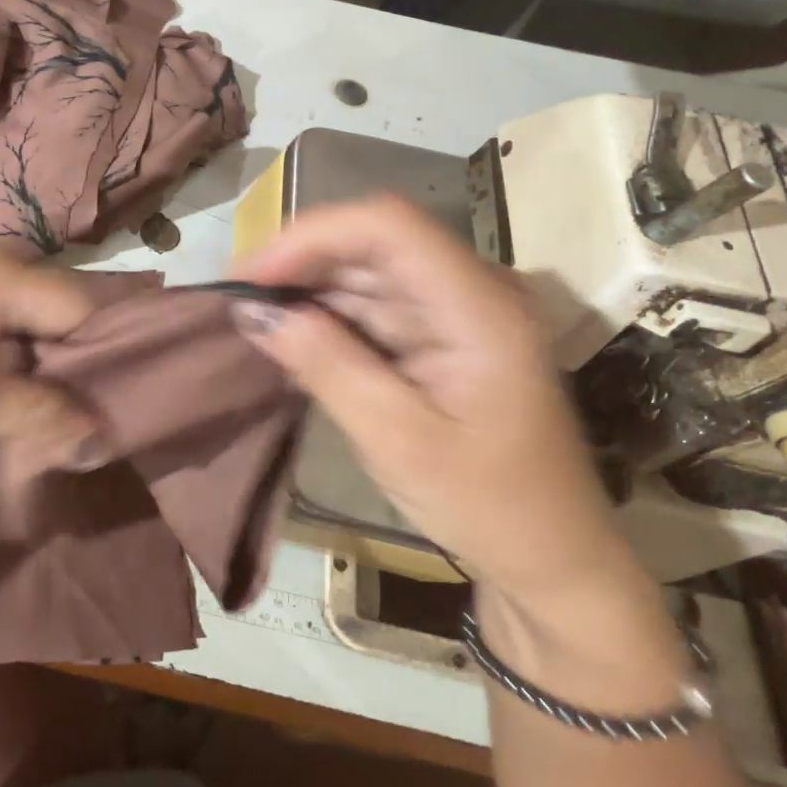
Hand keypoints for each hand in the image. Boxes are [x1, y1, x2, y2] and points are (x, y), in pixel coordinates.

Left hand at [0, 244, 100, 463]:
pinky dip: (32, 369)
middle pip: (71, 312)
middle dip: (92, 363)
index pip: (89, 304)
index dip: (118, 350)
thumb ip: (39, 413)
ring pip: (45, 328)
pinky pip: (16, 336)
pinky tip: (43, 403)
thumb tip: (101, 439)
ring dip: (62, 372)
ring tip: (86, 416)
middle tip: (115, 414)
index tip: (139, 398)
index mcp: (3, 270)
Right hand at [231, 195, 640, 599]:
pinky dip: (327, 319)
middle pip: (374, 243)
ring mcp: (457, 315)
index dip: (311, 237)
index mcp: (477, 307)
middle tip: (234, 300)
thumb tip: (251, 310)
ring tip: (251, 321)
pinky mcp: (442, 339)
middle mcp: (471, 293)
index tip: (250, 277)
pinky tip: (289, 343)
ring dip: (307, 291)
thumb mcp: (395, 437)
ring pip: (367, 273)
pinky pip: (374, 309)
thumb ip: (324, 363)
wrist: (551, 559)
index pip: (387, 227)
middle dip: (299, 262)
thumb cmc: (485, 503)